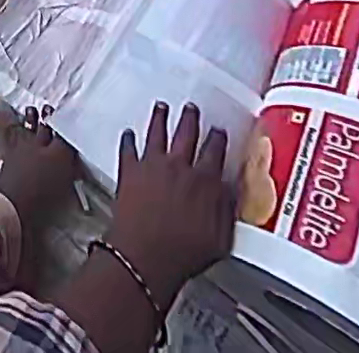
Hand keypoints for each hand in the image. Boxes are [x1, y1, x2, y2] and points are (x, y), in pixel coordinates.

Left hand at [109, 102, 235, 304]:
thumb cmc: (185, 251)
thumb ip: (226, 210)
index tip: (219, 130)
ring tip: (160, 106)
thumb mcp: (221, 238)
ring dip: (159, 118)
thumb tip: (230, 192)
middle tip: (191, 106)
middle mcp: (178, 166)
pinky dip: (128, 139)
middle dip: (190, 119)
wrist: (147, 252)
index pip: (214, 154)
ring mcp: (151, 164)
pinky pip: (128, 148)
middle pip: (185, 135)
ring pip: (156, 133)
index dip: (217, 140)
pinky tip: (127, 133)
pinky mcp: (129, 168)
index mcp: (204, 182)